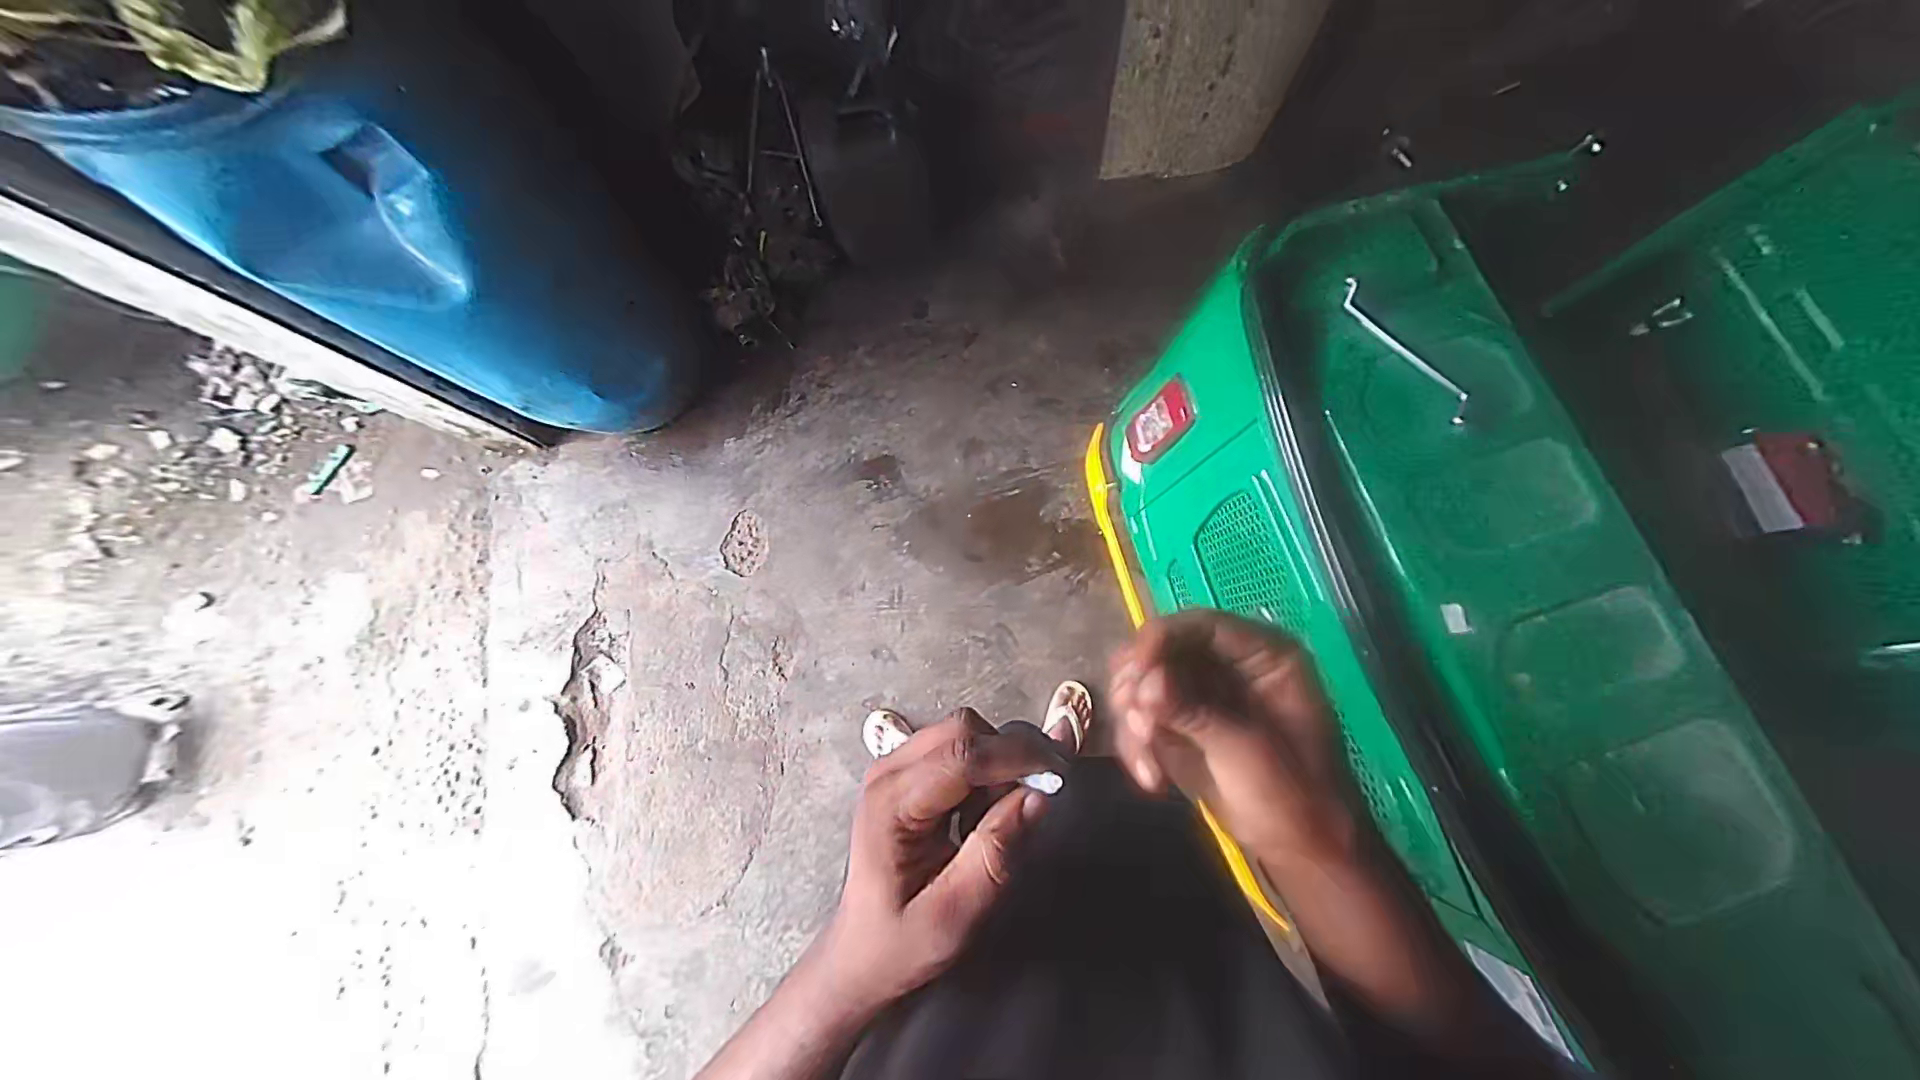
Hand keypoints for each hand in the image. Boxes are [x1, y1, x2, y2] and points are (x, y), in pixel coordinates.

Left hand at [810, 708, 1063, 1014]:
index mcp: (891, 803)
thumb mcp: (953, 917)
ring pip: (966, 733)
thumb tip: (1037, 797)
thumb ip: (994, 856)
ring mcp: (897, 766)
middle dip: (1011, 755)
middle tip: (1038, 798)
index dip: (1015, 757)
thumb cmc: (899, 942)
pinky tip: (982, 813)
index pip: (961, 754)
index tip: (1057, 777)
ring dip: (999, 764)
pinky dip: (987, 770)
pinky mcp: (911, 771)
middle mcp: (889, 771)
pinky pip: (961, 747)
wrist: (862, 952)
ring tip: (1000, 818)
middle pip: (964, 730)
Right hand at [1108, 611, 1362, 866]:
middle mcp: (1226, 664)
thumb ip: (1194, 714)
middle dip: (1141, 686)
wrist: (1301, 854)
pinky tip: (1151, 777)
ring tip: (1148, 764)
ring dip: (1135, 721)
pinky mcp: (1178, 722)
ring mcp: (1199, 692)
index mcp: (1262, 656)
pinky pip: (1140, 716)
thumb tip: (1144, 686)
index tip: (1134, 669)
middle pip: (1161, 648)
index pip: (1201, 626)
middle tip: (1137, 723)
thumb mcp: (1246, 753)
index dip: (1161, 639)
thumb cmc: (1294, 798)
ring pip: (1142, 681)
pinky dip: (1137, 744)